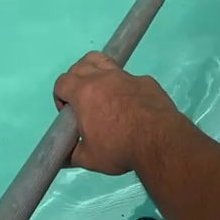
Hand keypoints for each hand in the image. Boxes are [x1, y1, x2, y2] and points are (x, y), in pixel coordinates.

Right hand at [53, 52, 187, 175]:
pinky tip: (131, 105)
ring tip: (101, 93)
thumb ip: (72, 154)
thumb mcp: (89, 158)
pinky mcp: (145, 80)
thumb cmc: (119, 148)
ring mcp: (126, 76)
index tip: (69, 113)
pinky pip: (129, 77)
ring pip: (103, 61)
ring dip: (97, 72)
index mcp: (84, 93)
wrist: (158, 141)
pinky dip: (124, 87)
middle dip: (75, 80)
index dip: (60, 97)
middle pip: (80, 66)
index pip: (62, 82)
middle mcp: (103, 77)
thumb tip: (62, 158)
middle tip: (82, 102)